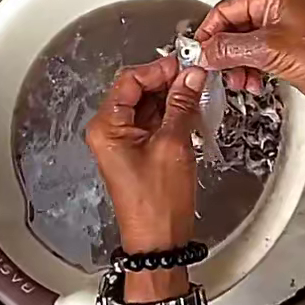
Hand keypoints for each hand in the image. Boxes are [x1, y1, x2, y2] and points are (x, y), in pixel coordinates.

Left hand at [84, 55, 205, 252]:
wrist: (159, 241)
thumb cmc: (157, 203)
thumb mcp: (173, 146)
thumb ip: (181, 106)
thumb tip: (190, 77)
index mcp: (107, 126)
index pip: (129, 81)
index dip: (158, 69)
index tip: (184, 63)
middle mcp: (109, 130)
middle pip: (137, 90)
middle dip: (166, 81)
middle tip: (196, 76)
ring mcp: (123, 140)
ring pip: (147, 104)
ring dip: (172, 97)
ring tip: (198, 92)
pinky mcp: (137, 149)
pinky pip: (153, 121)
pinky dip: (172, 113)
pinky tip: (191, 110)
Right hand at [194, 0, 304, 113]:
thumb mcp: (271, 50)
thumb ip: (229, 48)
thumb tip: (204, 51)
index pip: (224, 9)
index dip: (209, 34)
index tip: (200, 53)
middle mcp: (278, 6)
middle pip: (231, 28)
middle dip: (224, 52)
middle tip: (217, 68)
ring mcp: (283, 28)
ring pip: (241, 44)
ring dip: (236, 64)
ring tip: (240, 78)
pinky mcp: (287, 48)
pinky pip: (255, 55)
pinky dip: (249, 69)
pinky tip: (252, 81)